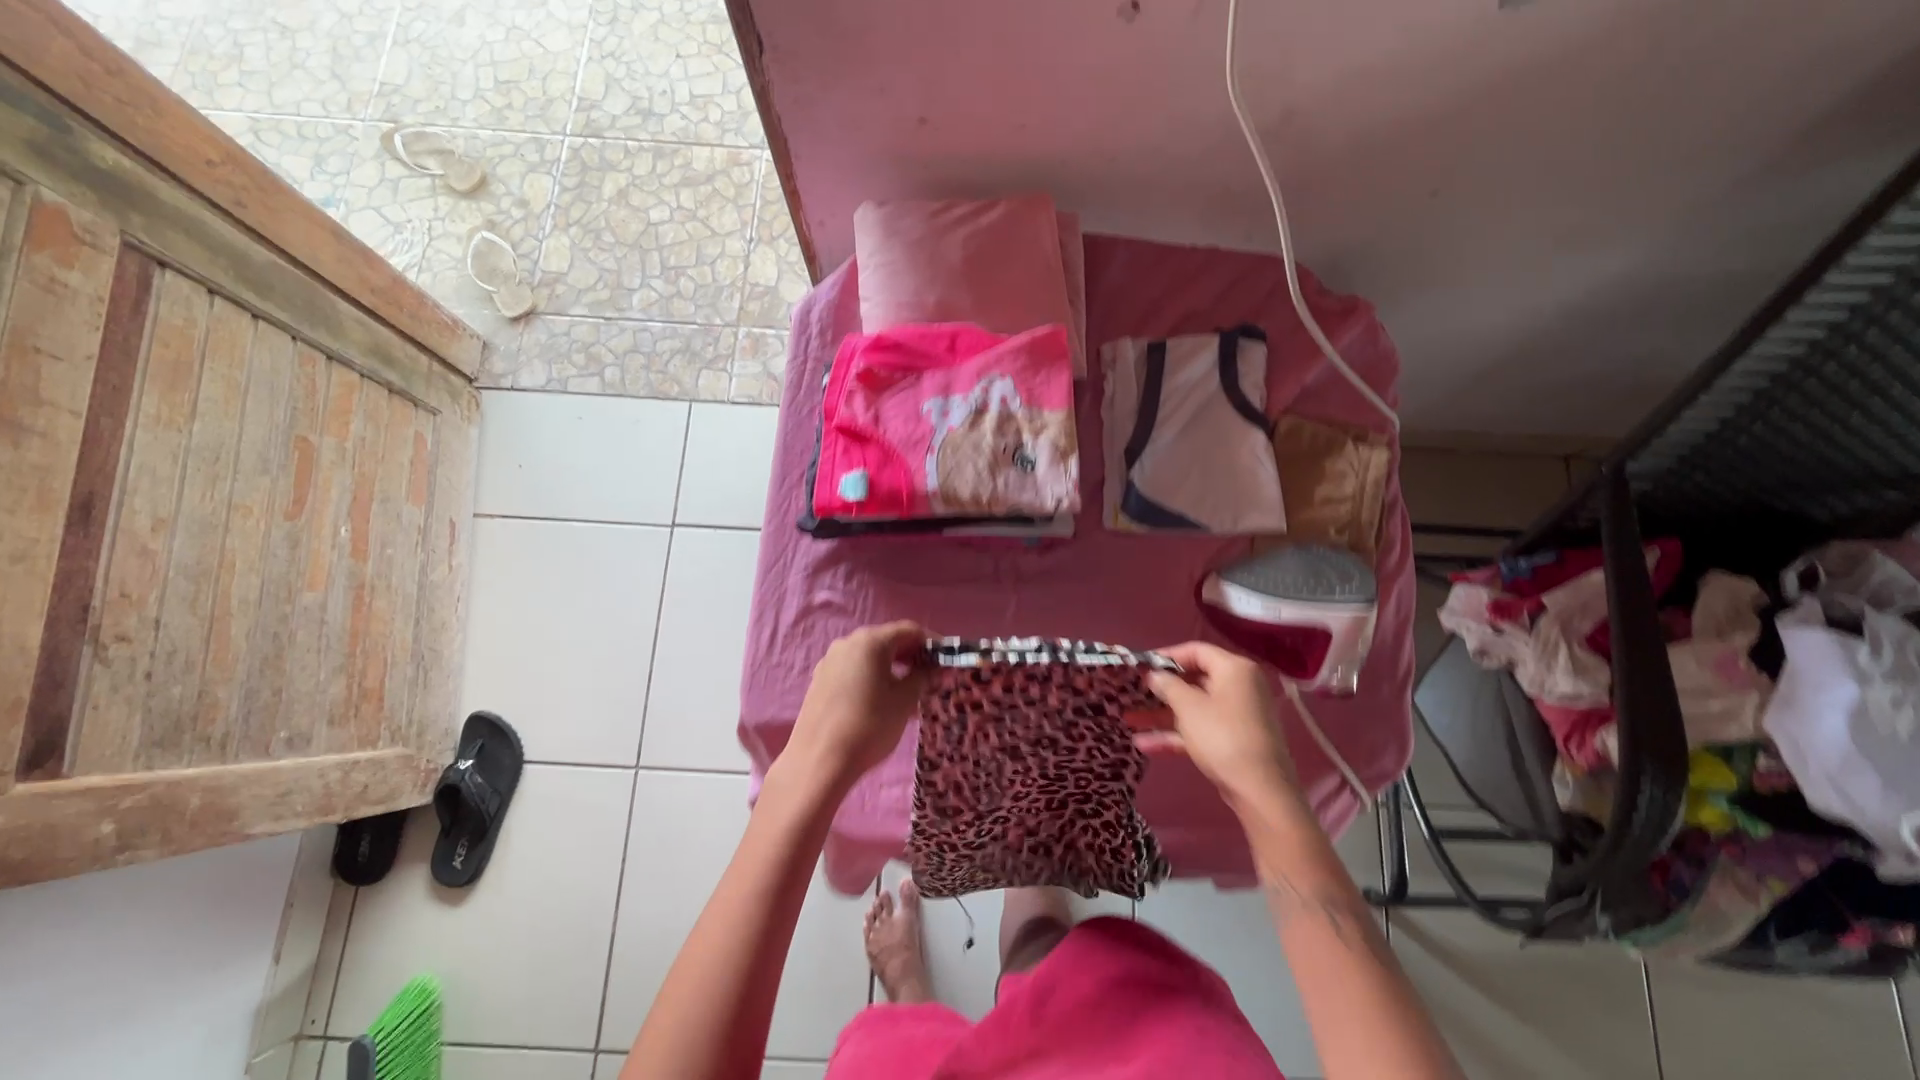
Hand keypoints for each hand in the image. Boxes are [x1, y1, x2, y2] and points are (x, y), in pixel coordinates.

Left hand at [785, 621, 929, 785]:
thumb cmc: (870, 725)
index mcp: (870, 641)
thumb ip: (923, 677)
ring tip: (909, 691)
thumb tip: (935, 668)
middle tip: (931, 675)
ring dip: (892, 668)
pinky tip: (882, 700)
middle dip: (912, 655)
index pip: (909, 630)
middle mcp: (847, 643)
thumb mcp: (904, 700)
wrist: (820, 761)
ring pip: (869, 657)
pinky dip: (872, 677)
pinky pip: (854, 671)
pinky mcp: (820, 681)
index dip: (932, 642)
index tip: (947, 659)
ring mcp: (829, 662)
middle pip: (887, 641)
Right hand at [1143, 642, 1299, 811]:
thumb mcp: (1189, 707)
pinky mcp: (1231, 740)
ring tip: (1127, 720)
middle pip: (1193, 681)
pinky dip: (1175, 735)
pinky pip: (1199, 730)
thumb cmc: (1222, 736)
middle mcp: (1238, 687)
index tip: (1140, 665)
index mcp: (1234, 670)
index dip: (1166, 656)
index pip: (1196, 651)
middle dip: (1159, 690)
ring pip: (1193, 708)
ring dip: (1161, 715)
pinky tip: (1144, 745)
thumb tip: (1153, 675)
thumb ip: (1167, 686)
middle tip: (1131, 693)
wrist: (1259, 789)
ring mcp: (1236, 716)